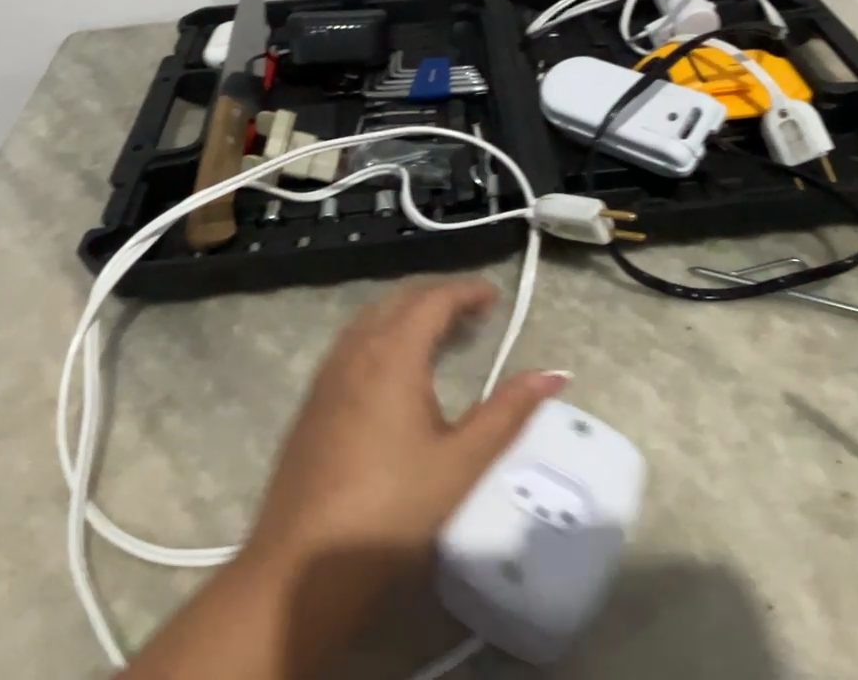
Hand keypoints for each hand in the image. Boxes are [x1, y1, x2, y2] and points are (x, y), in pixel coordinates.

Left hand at [123, 278, 565, 679]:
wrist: (302, 566)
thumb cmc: (391, 510)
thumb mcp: (461, 463)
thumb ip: (508, 412)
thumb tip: (554, 374)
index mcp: (391, 357)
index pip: (432, 300)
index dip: (466, 291)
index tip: (495, 297)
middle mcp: (353, 354)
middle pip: (397, 302)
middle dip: (437, 298)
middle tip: (474, 314)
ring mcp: (325, 378)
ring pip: (369, 323)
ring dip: (407, 316)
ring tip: (442, 338)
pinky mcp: (311, 405)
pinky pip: (351, 347)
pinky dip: (382, 338)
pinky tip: (396, 375)